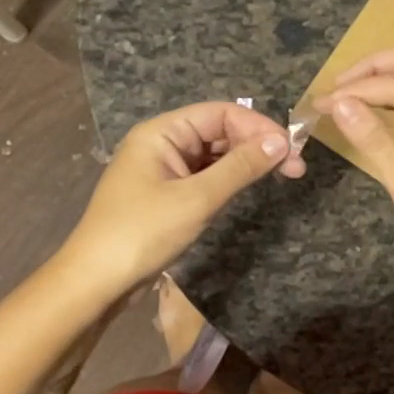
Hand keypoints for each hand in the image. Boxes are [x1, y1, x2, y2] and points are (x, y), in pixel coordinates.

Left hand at [57, 102, 302, 292]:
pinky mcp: (167, 193)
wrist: (97, 280)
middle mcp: (162, 143)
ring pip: (215, 153)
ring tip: (283, 175)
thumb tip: (281, 142)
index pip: (220, 113)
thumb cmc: (143, 233)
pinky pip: (206, 174)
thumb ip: (240, 167)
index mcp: (161, 133)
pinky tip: (251, 187)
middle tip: (296, 167)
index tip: (293, 150)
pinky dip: (231, 178)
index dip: (259, 127)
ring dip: (248, 161)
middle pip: (219, 130)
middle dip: (258, 144)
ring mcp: (164, 169)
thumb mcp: (197, 199)